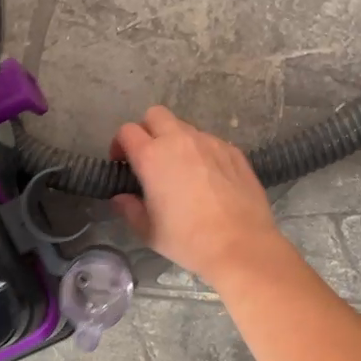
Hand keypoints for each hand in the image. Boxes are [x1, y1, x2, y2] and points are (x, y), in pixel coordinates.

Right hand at [109, 106, 289, 287]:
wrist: (240, 244)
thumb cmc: (187, 240)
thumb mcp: (149, 231)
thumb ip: (129, 209)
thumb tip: (121, 198)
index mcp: (152, 157)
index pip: (127, 131)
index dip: (119, 145)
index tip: (122, 164)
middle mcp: (180, 140)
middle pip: (156, 115)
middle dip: (147, 131)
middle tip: (149, 159)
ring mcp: (210, 142)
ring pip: (185, 128)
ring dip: (175, 142)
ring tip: (181, 171)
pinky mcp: (233, 151)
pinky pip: (209, 142)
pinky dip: (200, 152)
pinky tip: (207, 180)